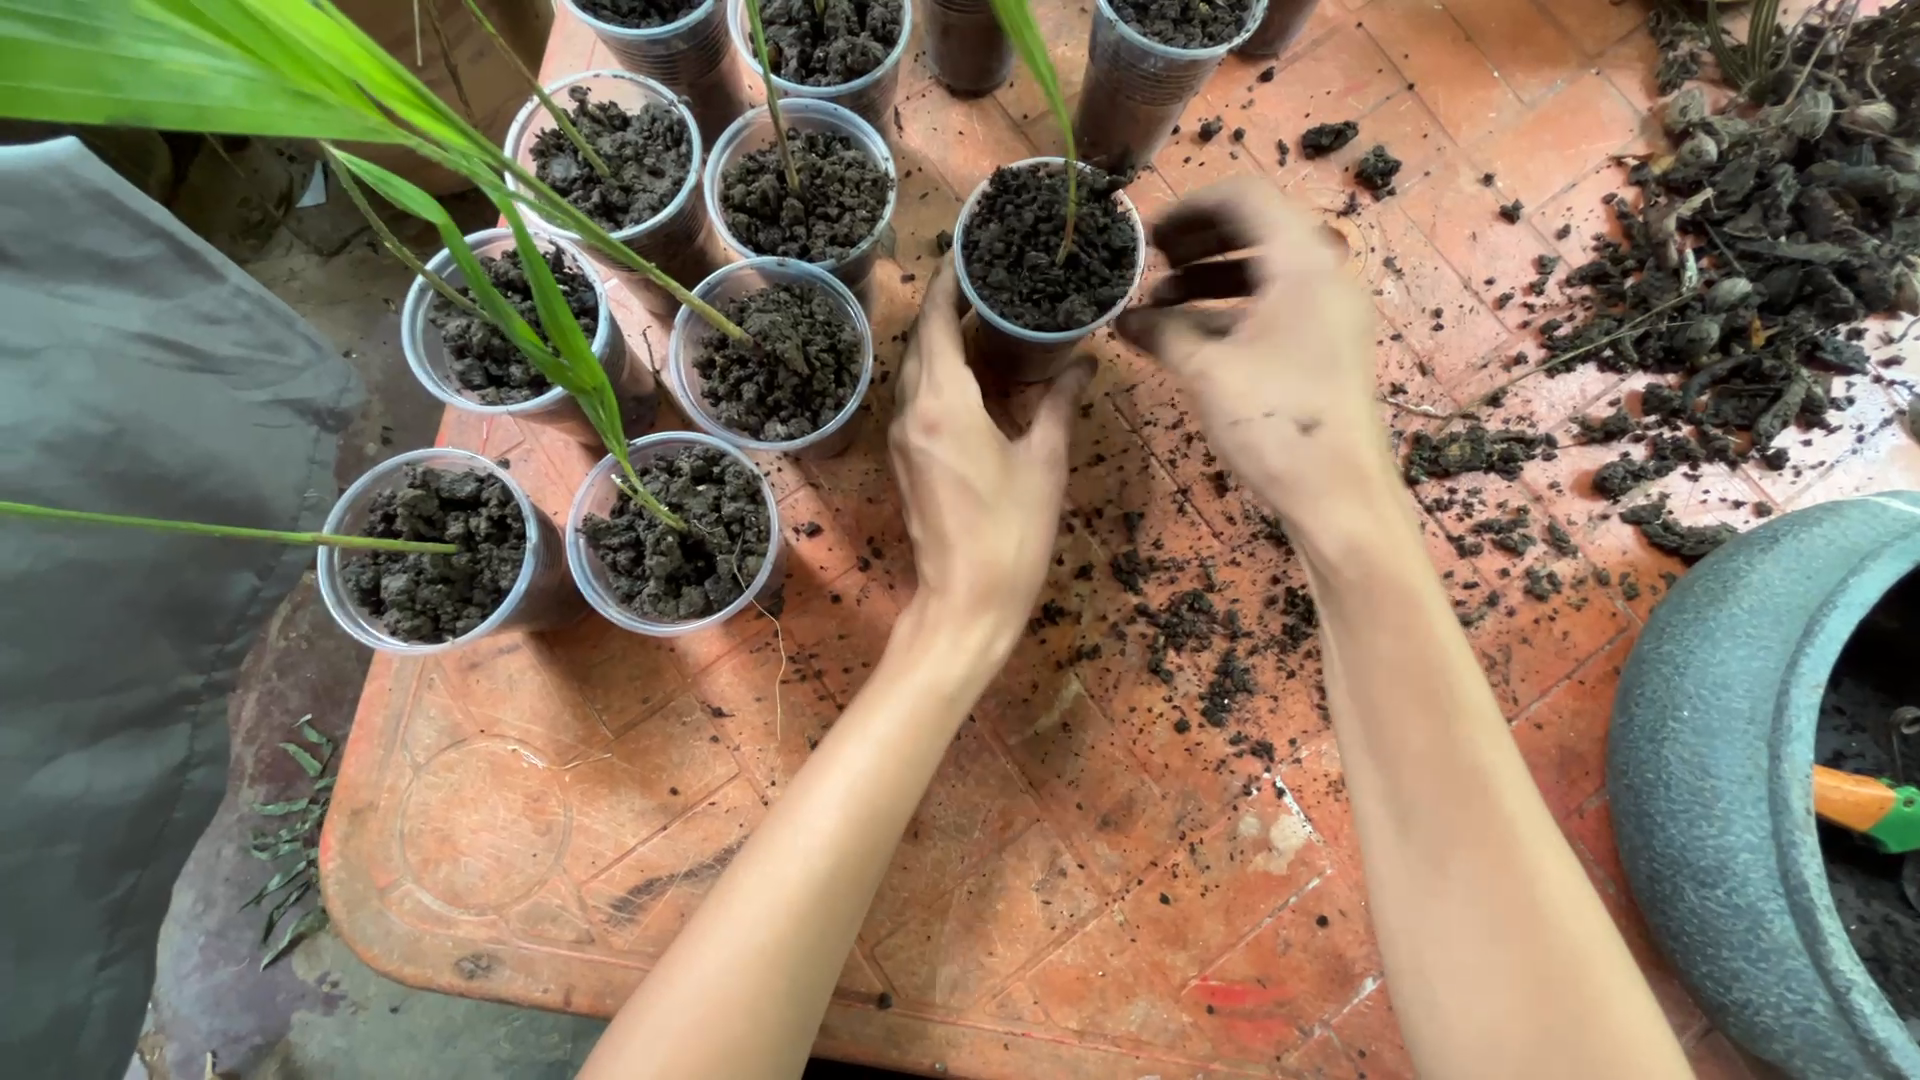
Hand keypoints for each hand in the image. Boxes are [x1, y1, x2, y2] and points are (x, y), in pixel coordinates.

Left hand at [889, 261, 1093, 657]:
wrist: (966, 600)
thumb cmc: (1011, 534)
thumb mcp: (1044, 464)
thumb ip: (1059, 405)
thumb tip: (1084, 364)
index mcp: (943, 404)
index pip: (937, 323)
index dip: (948, 284)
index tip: (968, 253)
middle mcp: (910, 413)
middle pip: (919, 343)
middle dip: (946, 308)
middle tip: (985, 284)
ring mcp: (900, 439)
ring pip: (912, 372)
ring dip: (938, 343)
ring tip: (980, 322)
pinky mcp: (903, 462)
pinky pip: (914, 401)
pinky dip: (935, 376)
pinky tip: (968, 377)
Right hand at [1116, 177, 1392, 520]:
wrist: (1338, 492)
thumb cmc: (1274, 421)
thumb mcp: (1207, 371)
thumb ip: (1162, 332)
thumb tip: (1123, 317)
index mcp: (1301, 261)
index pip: (1243, 198)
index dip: (1189, 208)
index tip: (1147, 234)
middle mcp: (1321, 273)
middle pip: (1254, 230)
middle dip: (1195, 244)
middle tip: (1150, 266)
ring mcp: (1326, 310)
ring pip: (1261, 271)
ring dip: (1207, 279)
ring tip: (1159, 305)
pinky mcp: (1322, 343)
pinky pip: (1271, 305)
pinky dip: (1228, 310)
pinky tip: (1188, 335)